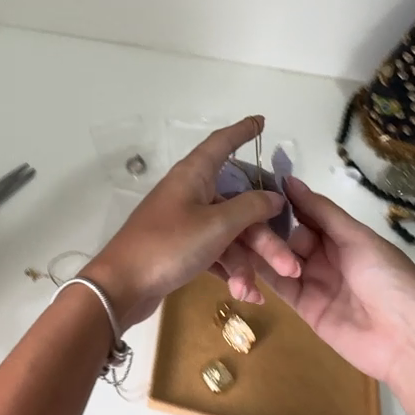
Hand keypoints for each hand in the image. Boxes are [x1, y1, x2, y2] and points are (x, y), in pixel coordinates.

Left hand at [80, 116, 302, 327]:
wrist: (123, 285)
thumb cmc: (169, 245)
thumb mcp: (215, 226)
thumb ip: (249, 208)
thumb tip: (273, 197)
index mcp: (193, 175)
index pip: (221, 144)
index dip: (242, 131)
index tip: (261, 121)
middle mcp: (190, 192)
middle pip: (238, 204)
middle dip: (264, 237)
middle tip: (291, 265)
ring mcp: (185, 220)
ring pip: (230, 232)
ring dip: (247, 262)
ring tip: (255, 292)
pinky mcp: (182, 247)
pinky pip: (216, 252)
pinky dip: (230, 271)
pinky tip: (245, 294)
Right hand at [237, 176, 414, 382]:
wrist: (408, 342)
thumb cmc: (390, 280)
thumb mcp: (357, 238)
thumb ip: (320, 211)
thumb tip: (288, 179)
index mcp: (343, 235)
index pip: (304, 212)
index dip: (281, 201)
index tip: (251, 187)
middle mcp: (326, 255)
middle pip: (288, 234)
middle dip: (268, 225)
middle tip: (240, 215)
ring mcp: (314, 280)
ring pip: (279, 257)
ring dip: (262, 247)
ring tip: (235, 234)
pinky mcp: (303, 306)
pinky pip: (278, 284)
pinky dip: (261, 272)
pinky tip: (240, 257)